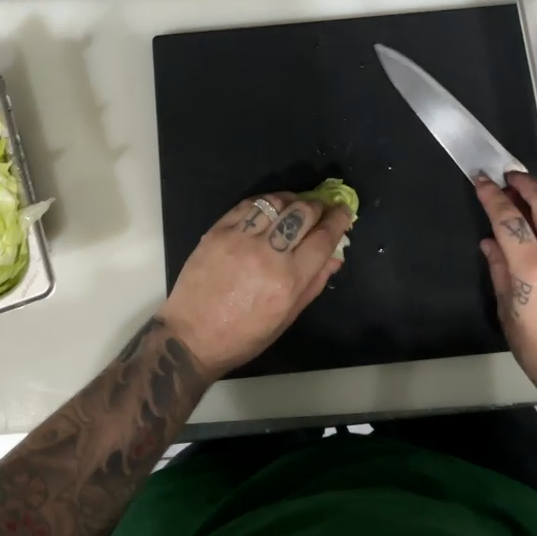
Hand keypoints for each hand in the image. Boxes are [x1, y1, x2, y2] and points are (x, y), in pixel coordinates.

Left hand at [158, 193, 354, 380]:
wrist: (192, 335)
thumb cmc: (244, 335)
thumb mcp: (286, 317)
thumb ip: (314, 283)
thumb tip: (336, 256)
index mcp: (288, 280)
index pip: (323, 239)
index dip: (339, 220)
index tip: (344, 212)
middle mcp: (267, 254)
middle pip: (303, 212)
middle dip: (319, 206)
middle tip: (322, 208)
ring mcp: (240, 238)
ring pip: (276, 202)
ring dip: (293, 200)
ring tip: (296, 205)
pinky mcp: (218, 231)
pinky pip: (249, 205)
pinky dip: (266, 202)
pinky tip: (271, 207)